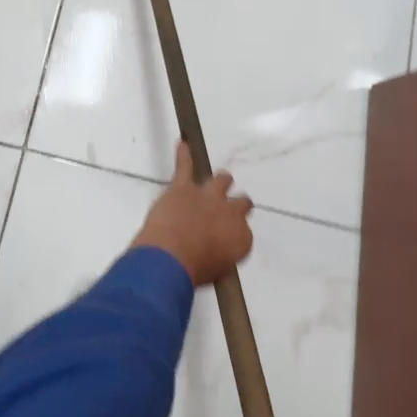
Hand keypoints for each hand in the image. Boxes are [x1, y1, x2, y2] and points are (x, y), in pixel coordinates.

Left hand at [130, 142, 254, 285]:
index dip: (234, 232)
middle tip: (226, 210)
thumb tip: (217, 253)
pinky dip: (183, 154)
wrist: (172, 256)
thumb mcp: (218, 272)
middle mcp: (230, 211)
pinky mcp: (184, 186)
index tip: (226, 238)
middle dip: (235, 205)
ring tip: (220, 180)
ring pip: (220, 180)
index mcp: (241, 237)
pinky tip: (182, 143)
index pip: (244, 230)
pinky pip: (185, 165)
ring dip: (220, 181)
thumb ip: (222, 258)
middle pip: (240, 202)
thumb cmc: (195, 272)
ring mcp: (207, 194)